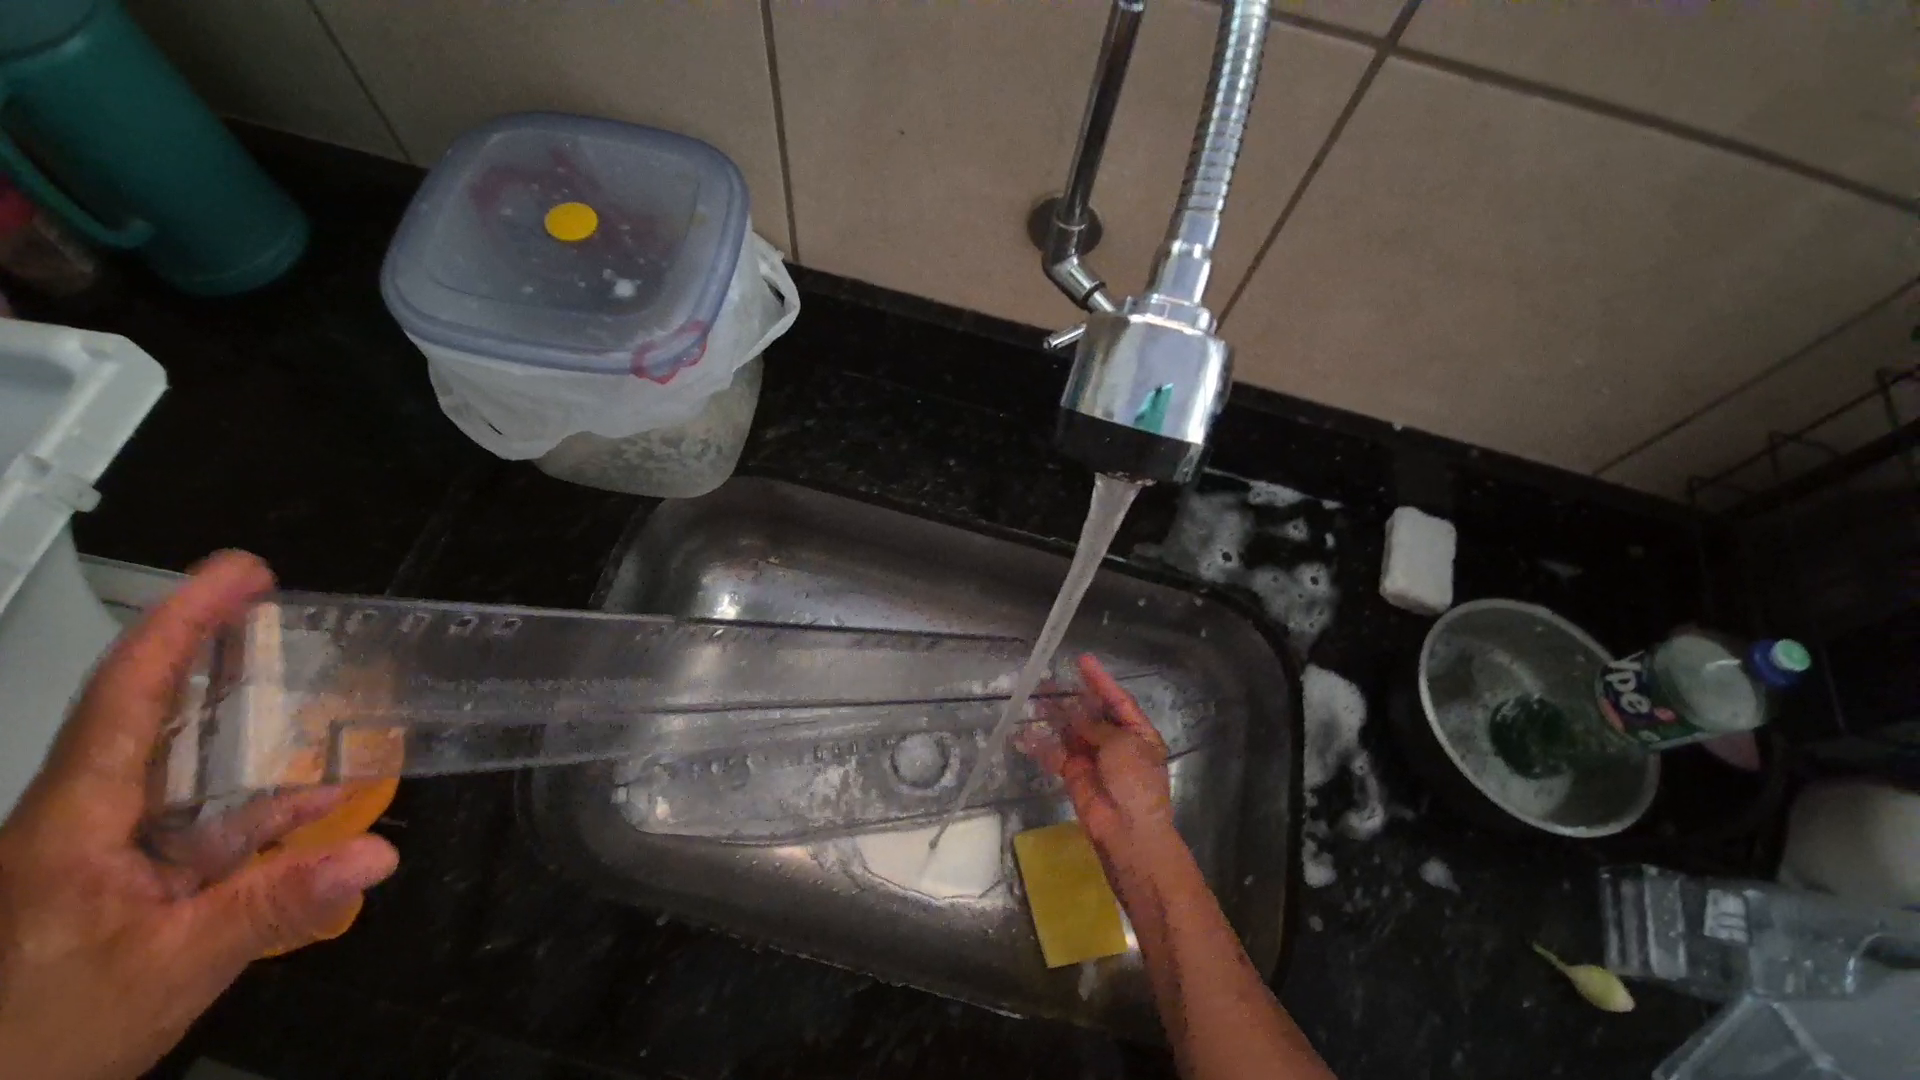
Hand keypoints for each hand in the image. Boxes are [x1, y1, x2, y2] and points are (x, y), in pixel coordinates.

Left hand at [0, 551, 398, 1079]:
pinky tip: (326, 800)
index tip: (238, 573)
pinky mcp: (137, 881)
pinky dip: (269, 804)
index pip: (128, 697)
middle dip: (205, 647)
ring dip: (247, 721)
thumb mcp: (171, 967)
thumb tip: (380, 852)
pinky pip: (210, 823)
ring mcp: (113, 849)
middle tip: (268, 598)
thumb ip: (274, 904)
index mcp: (77, 819)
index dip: (182, 626)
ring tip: (311, 684)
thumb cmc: (45, 1033)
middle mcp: (90, 818)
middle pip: (148, 710)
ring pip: (185, 764)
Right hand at [1024, 654, 1176, 866]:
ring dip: (1054, 716)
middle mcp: (1116, 742)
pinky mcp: (1074, 775)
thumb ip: (1098, 727)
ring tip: (1033, 698)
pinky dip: (1041, 744)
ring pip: (1071, 731)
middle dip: (1072, 697)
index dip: (1100, 680)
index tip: (1082, 660)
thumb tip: (1077, 718)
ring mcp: (1094, 758)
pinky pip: (1056, 754)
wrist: (1128, 831)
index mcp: (1137, 733)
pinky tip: (1024, 733)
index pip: (1117, 700)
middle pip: (1091, 713)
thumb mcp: (1123, 746)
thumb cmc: (1135, 783)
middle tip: (1048, 680)